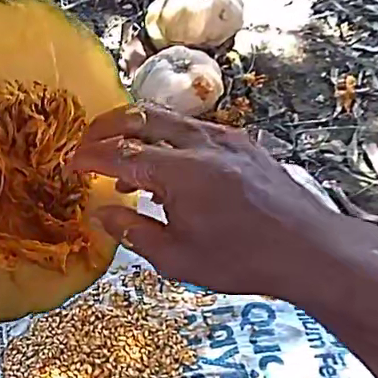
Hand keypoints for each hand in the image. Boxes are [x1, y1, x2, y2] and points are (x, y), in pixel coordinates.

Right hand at [71, 105, 354, 299]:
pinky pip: (194, 131)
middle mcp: (201, 144)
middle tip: (84, 142)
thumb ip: (133, 233)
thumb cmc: (243, 261)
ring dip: (136, 132)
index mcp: (180, 173)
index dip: (88, 156)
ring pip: (169, 120)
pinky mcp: (244, 145)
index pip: (119, 153)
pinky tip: (166, 170)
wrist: (309, 250)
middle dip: (106, 127)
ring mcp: (226, 140)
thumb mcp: (178, 258)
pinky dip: (167, 141)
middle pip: (141, 117)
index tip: (68, 163)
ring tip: (119, 161)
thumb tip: (101, 214)